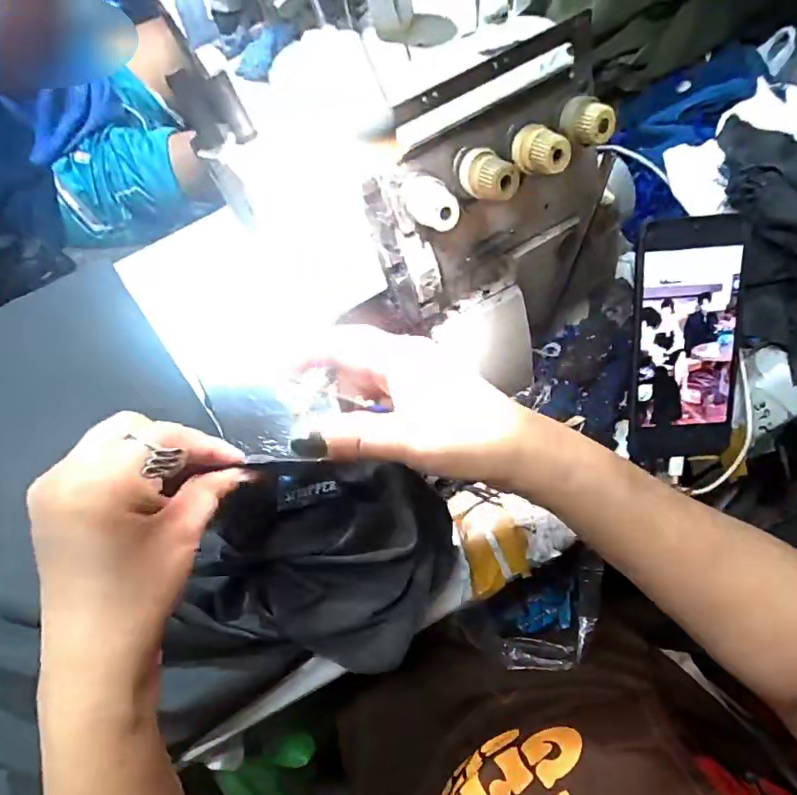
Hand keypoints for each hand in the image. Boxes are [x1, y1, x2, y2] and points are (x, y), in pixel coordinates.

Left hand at [27, 413, 247, 706]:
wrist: (93, 651)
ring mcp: (50, 484)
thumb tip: (235, 469)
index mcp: (97, 478)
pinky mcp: (48, 500)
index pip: (159, 437)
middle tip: (210, 471)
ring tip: (184, 480)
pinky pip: (92, 463)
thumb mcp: (181, 536)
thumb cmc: (141, 596)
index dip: (203, 445)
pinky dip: (125, 467)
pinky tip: (150, 492)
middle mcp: (65, 469)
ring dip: (149, 453)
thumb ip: (208, 491)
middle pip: (129, 428)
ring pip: (110, 442)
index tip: (238, 461)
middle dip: (174, 443)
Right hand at [296, 325, 550, 487]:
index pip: (339, 343)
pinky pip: (388, 391)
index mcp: (399, 357)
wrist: (519, 449)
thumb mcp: (405, 440)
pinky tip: (362, 426)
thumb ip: (354, 437)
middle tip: (295, 403)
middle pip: (353, 357)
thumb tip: (305, 439)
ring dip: (346, 394)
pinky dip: (368, 405)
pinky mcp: (433, 392)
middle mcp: (408, 357)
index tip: (277, 370)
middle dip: (322, 376)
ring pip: (371, 376)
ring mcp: (422, 373)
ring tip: (323, 420)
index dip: (304, 353)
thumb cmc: (465, 438)